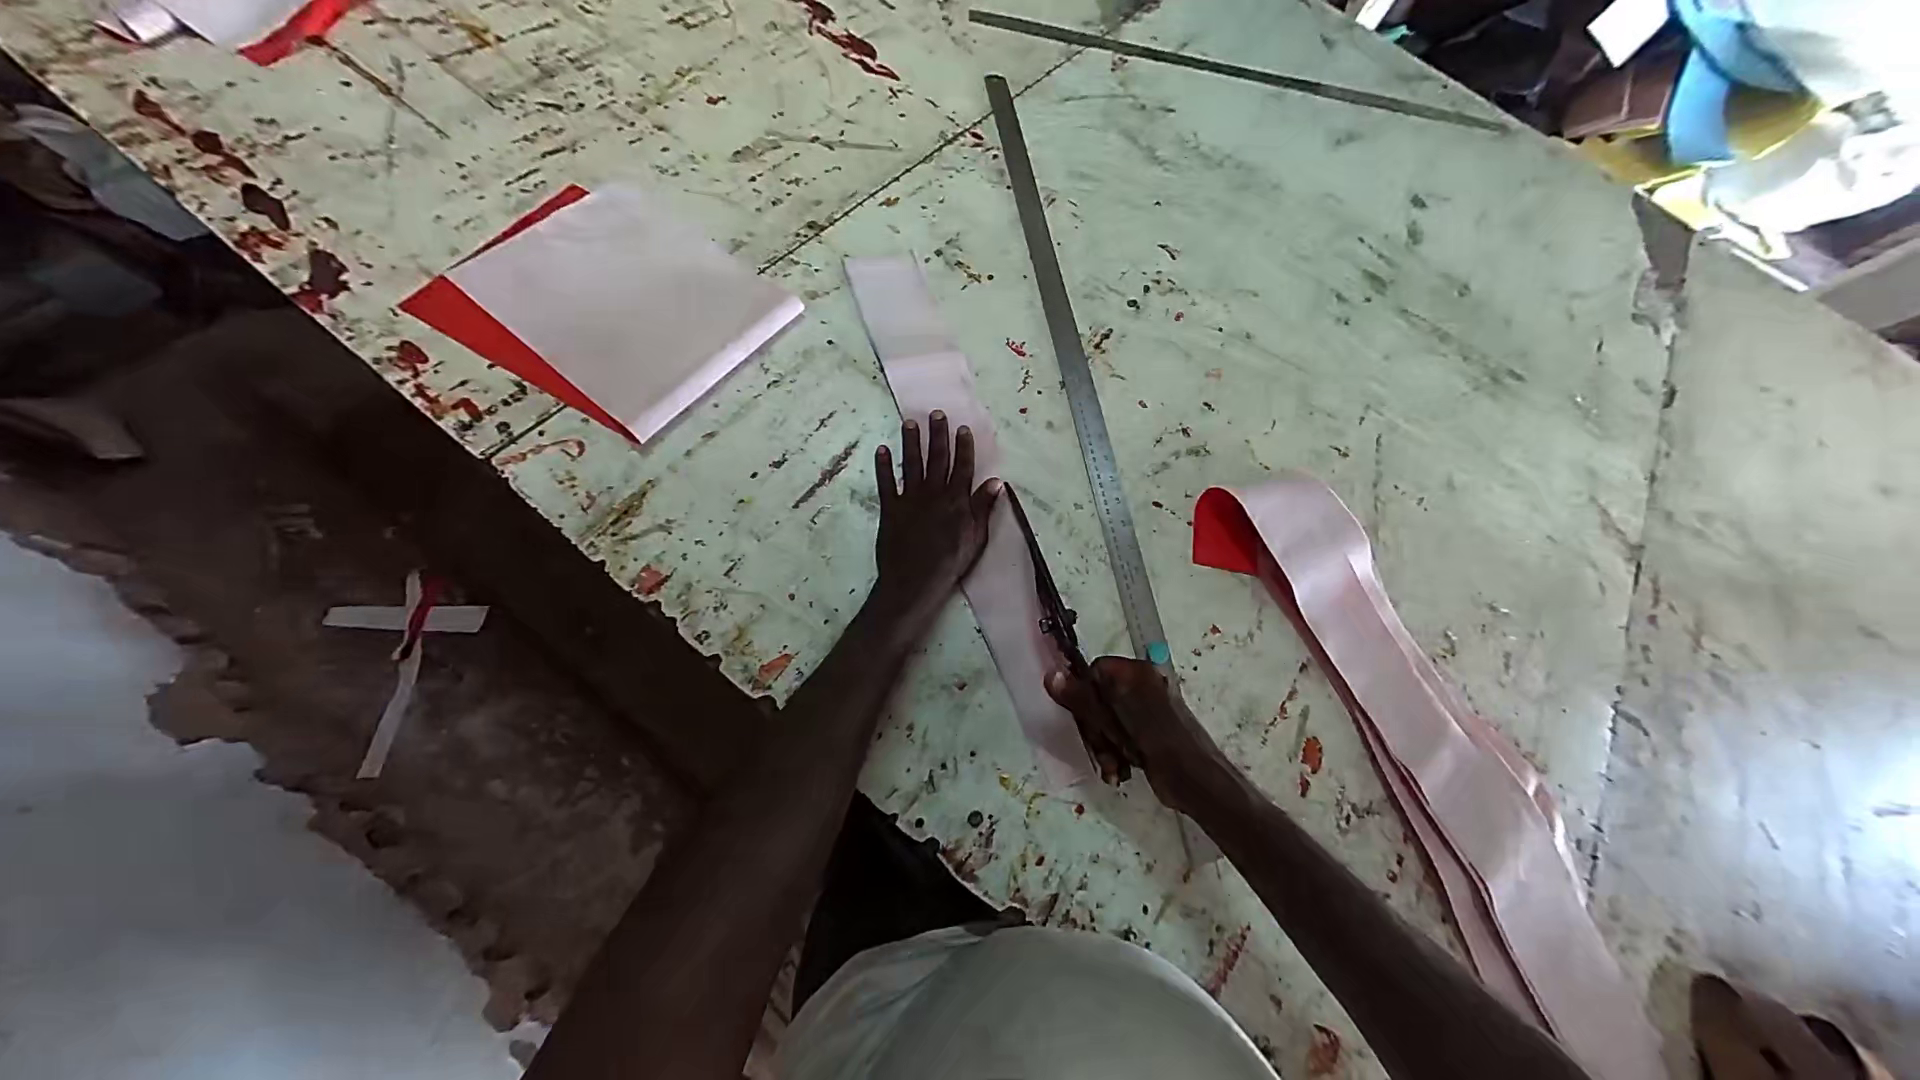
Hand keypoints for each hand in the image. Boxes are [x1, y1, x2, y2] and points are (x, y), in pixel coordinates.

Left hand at [872, 411, 1000, 622]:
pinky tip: (881, 449)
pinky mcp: (891, 508)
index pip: (963, 467)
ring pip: (912, 464)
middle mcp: (934, 493)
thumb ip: (984, 508)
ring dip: (911, 442)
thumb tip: (997, 482)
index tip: (962, 428)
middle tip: (936, 413)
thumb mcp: (976, 537)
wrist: (915, 580)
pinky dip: (883, 466)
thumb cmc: (950, 563)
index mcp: (957, 500)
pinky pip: (886, 482)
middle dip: (937, 435)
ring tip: (909, 423)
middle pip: (937, 458)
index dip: (963, 446)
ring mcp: (910, 499)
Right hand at [1045, 657, 1238, 813]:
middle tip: (1103, 750)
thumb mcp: (1117, 725)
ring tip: (1114, 768)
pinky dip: (1114, 753)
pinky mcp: (1144, 731)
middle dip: (1096, 730)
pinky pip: (1116, 735)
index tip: (1086, 722)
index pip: (1093, 673)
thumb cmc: (1163, 748)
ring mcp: (1143, 709)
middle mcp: (1139, 685)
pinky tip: (1119, 772)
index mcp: (1137, 674)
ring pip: (1104, 721)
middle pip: (1096, 699)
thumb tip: (1051, 675)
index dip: (1085, 698)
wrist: (1200, 785)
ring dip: (1103, 747)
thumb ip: (1084, 701)